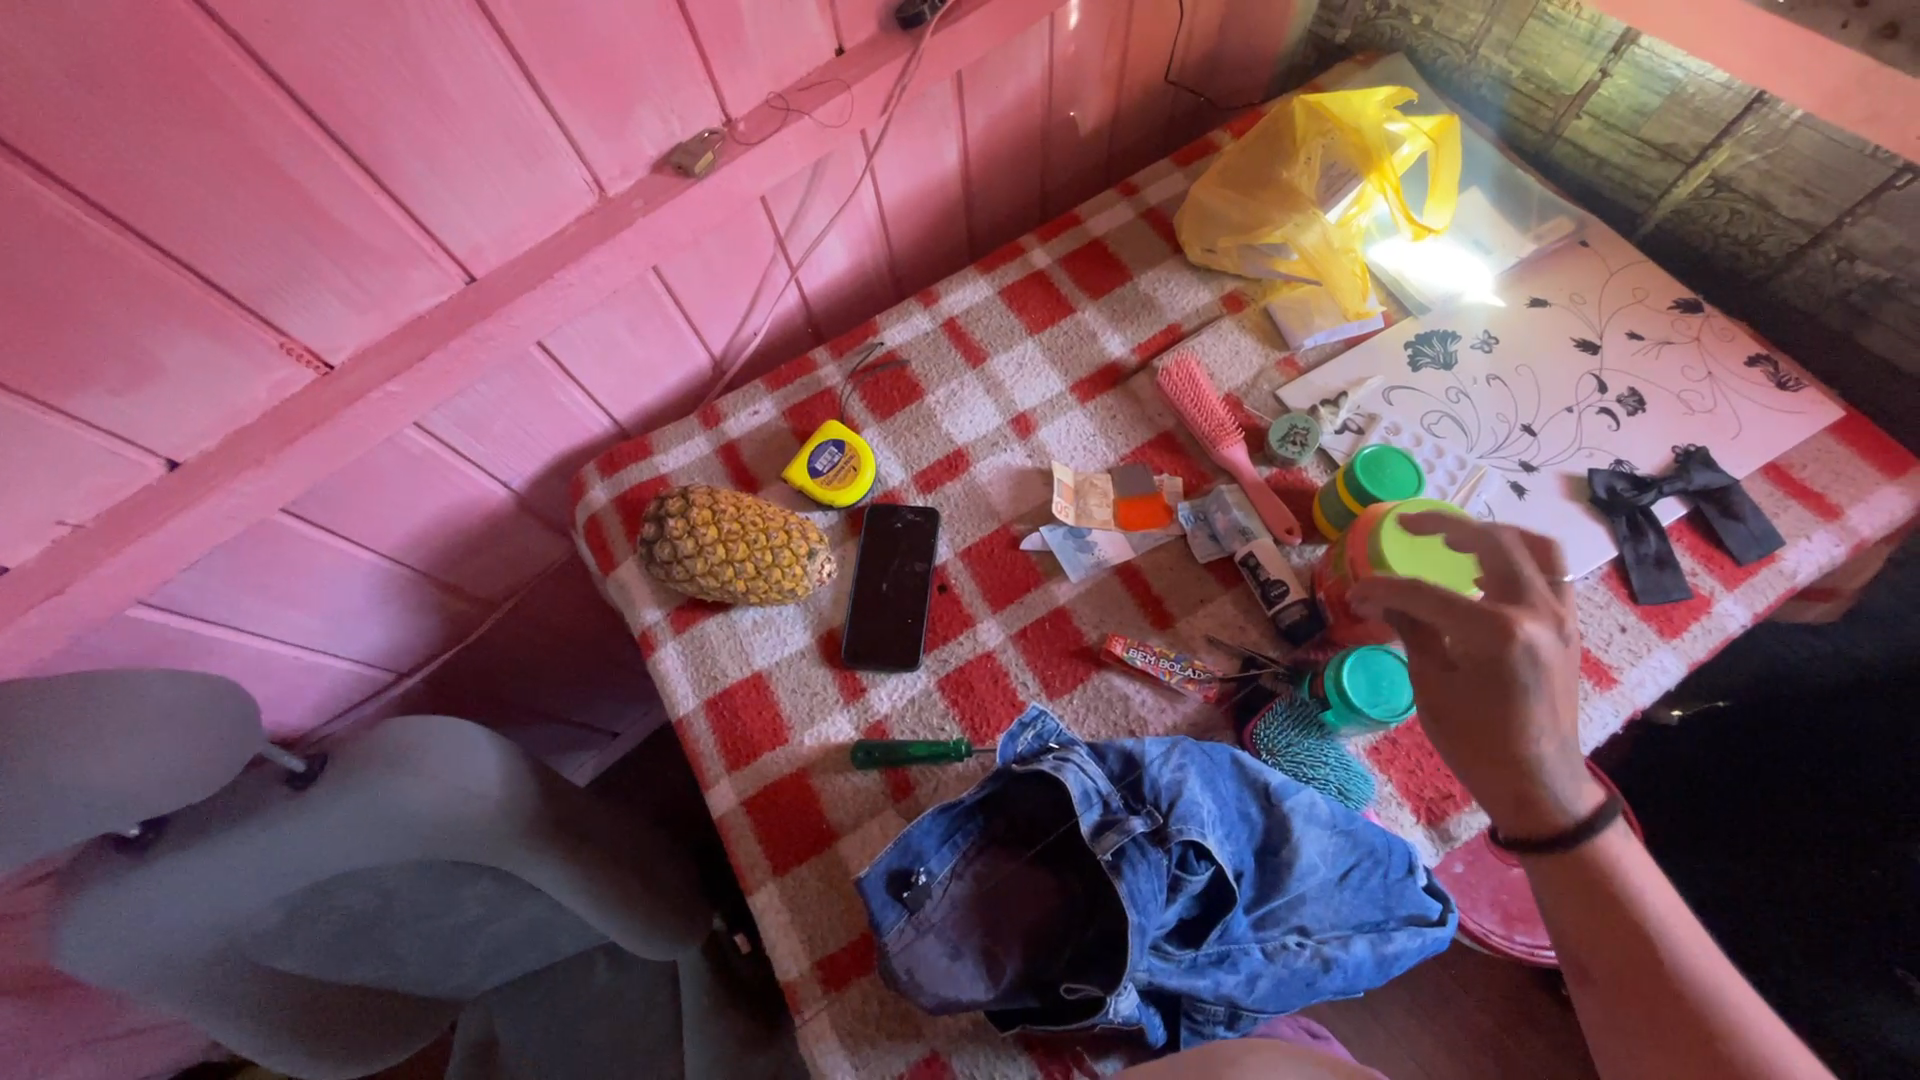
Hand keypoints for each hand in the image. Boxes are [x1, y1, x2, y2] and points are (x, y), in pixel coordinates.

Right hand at [1348, 513, 1602, 838]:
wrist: (1537, 783)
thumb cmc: (1475, 741)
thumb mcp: (1430, 684)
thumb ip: (1410, 627)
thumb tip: (1375, 596)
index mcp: (1495, 631)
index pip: (1426, 592)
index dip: (1383, 587)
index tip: (1355, 591)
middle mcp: (1535, 612)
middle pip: (1493, 544)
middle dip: (1445, 528)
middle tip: (1408, 527)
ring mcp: (1560, 617)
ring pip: (1535, 548)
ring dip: (1493, 535)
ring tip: (1456, 538)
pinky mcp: (1567, 628)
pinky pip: (1549, 573)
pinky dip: (1517, 560)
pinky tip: (1484, 573)